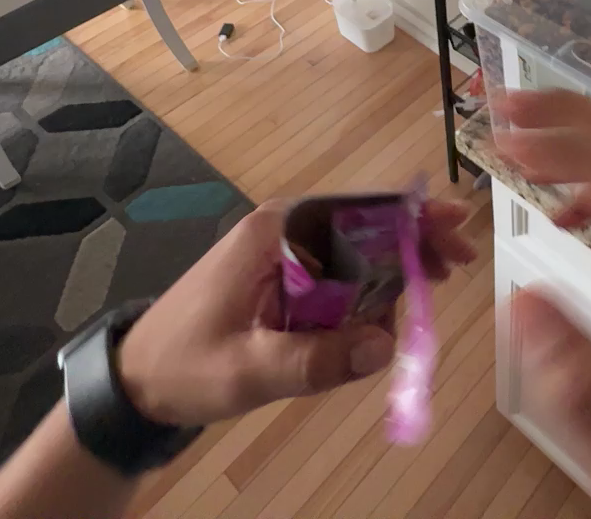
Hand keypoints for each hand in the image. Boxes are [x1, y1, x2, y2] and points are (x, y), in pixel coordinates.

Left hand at [114, 196, 475, 427]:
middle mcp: (287, 230)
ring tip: (431, 288)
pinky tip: (387, 313)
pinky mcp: (286, 278)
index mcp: (277, 231)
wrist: (133, 382)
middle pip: (366, 222)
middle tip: (457, 262)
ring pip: (358, 248)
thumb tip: (386, 344)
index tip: (453, 225)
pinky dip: (371, 289)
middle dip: (414, 238)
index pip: (358, 208)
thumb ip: (313, 360)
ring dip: (397, 266)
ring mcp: (286, 252)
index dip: (411, 214)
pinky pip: (341, 274)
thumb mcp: (245, 369)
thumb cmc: (183, 365)